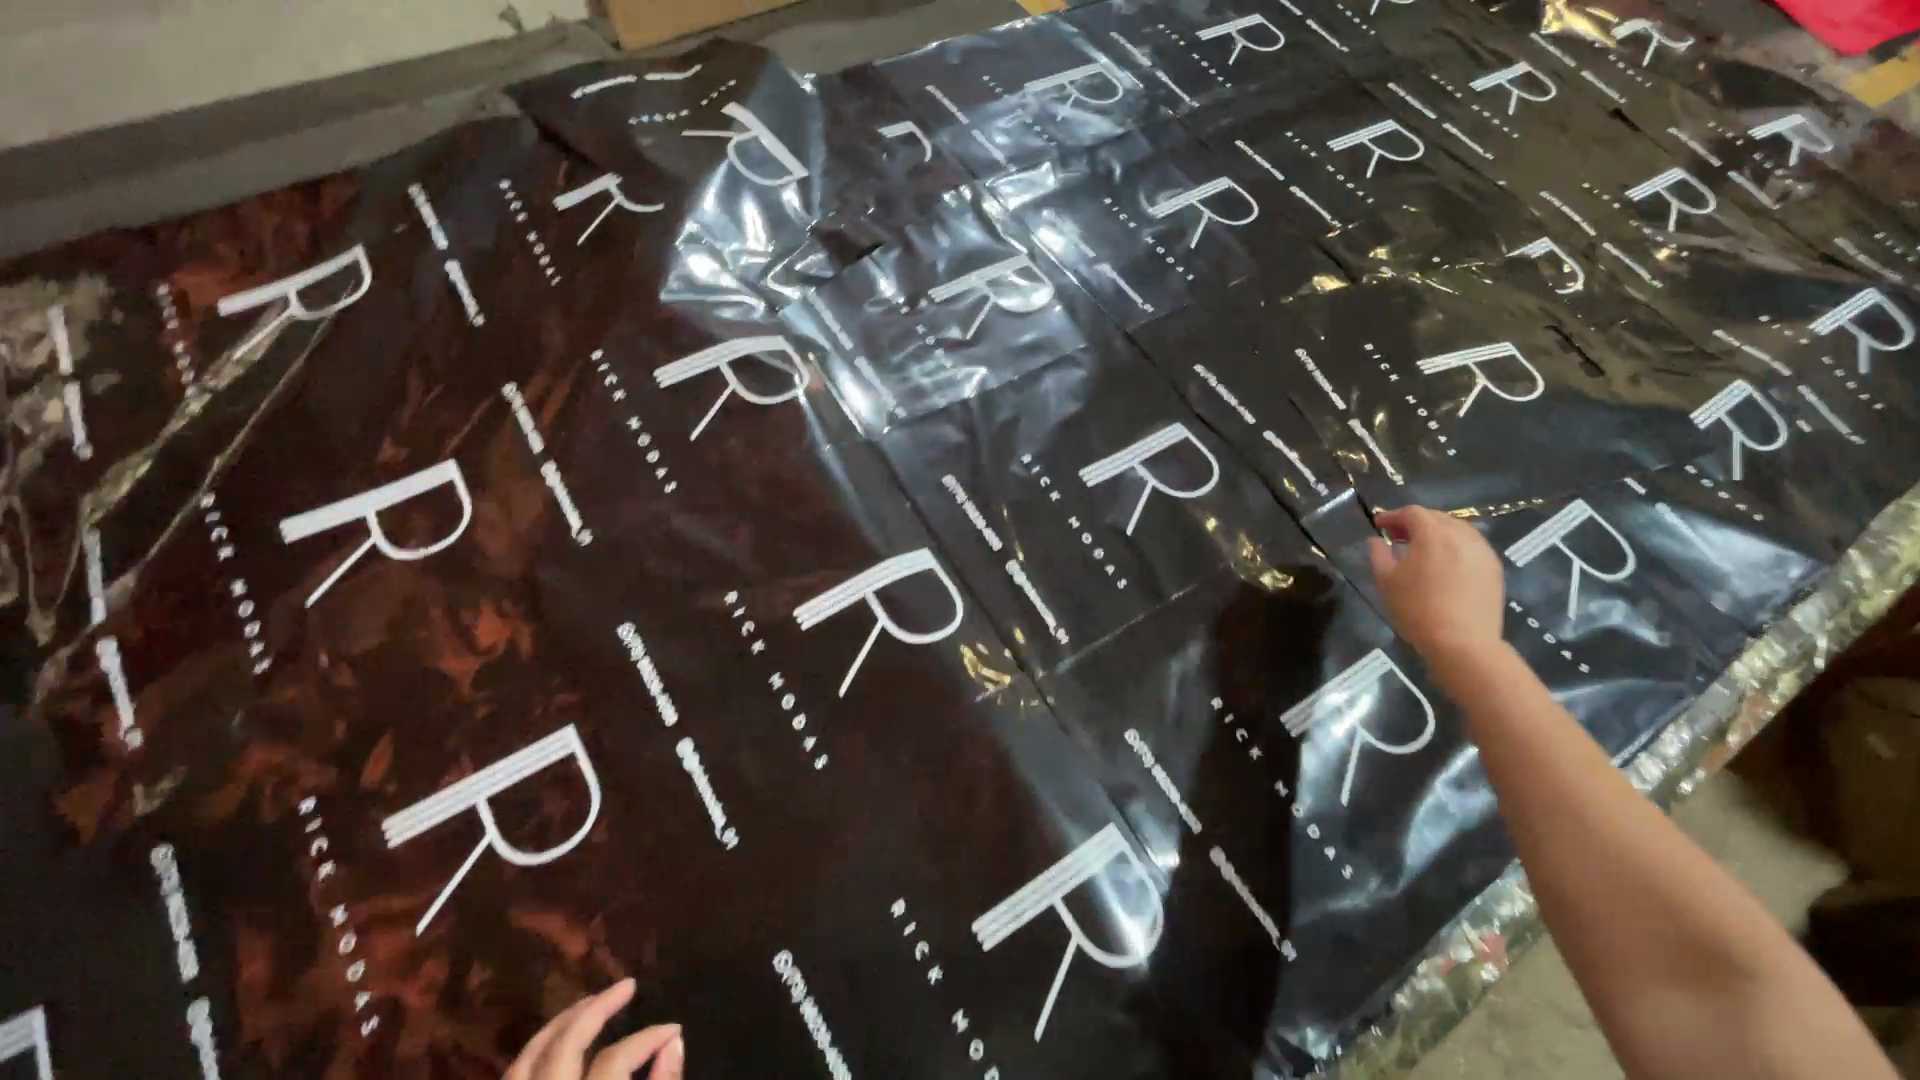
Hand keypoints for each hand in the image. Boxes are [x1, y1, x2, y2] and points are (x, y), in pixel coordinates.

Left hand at [505, 979, 684, 1079]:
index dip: (648, 1038)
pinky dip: (536, 1051)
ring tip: (591, 1003)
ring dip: (561, 1023)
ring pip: (527, 1058)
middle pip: (564, 1045)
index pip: (615, 1059)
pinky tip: (555, 1042)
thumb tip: (674, 1042)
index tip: (674, 1030)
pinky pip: (512, 1075)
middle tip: (626, 985)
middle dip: (597, 1009)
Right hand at [1366, 506, 1505, 663]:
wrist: (1463, 642)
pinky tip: (1444, 565)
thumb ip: (1378, 554)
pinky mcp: (1494, 568)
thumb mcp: (1386, 581)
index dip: (1393, 515)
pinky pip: (1471, 546)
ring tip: (1421, 550)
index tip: (1378, 524)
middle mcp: (1462, 535)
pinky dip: (1454, 547)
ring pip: (1457, 530)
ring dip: (1437, 533)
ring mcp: (1483, 550)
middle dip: (1415, 523)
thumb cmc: (1417, 609)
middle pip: (1437, 517)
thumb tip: (1377, 540)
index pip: (1412, 512)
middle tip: (1397, 536)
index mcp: (1433, 534)